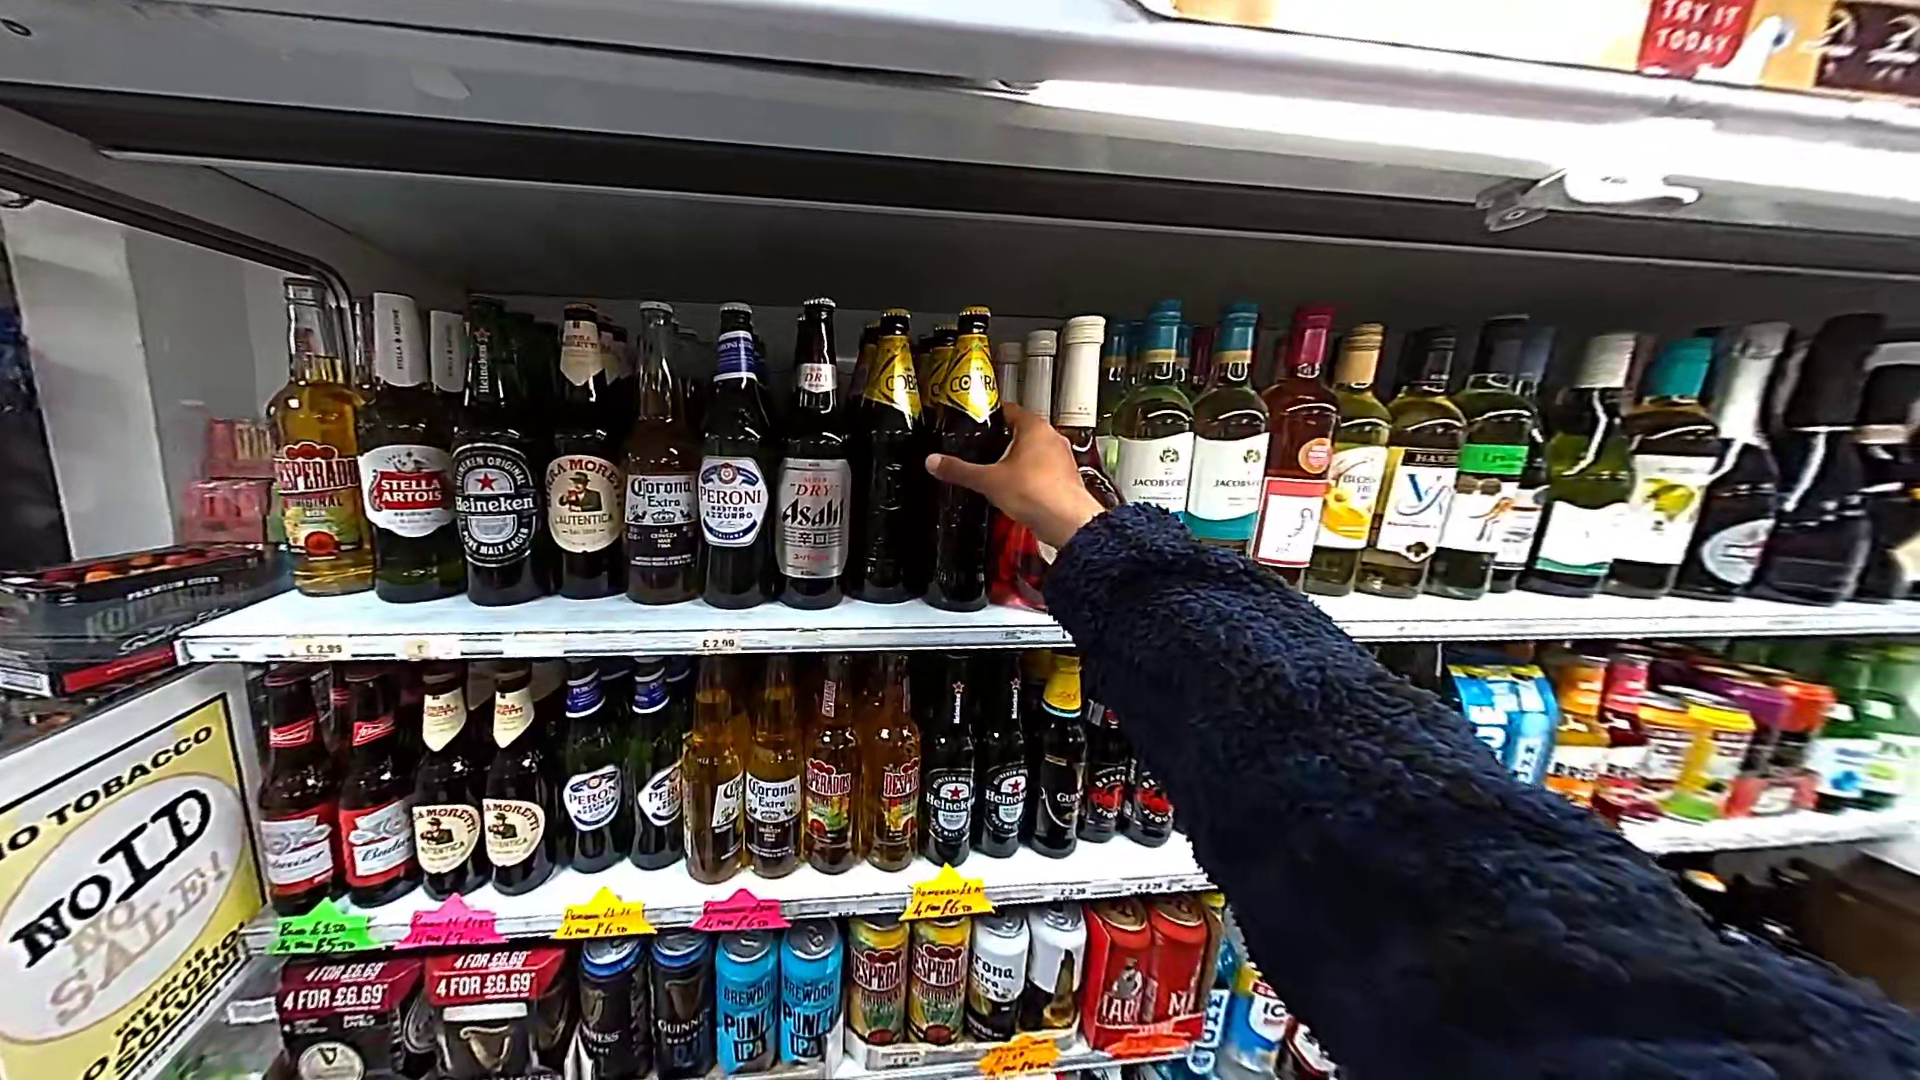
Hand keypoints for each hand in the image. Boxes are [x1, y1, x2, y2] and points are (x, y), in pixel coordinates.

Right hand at [925, 402, 1107, 550]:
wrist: (1066, 522)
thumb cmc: (1037, 494)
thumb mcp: (987, 481)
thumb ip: (959, 470)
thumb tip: (935, 462)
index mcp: (1034, 427)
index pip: (1009, 410)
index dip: (992, 415)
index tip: (981, 421)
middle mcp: (1052, 438)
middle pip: (1023, 431)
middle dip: (1003, 441)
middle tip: (985, 450)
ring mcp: (1062, 458)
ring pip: (1036, 451)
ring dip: (1019, 460)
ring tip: (1000, 472)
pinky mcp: (1066, 478)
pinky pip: (1045, 471)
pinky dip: (1031, 477)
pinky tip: (1019, 490)